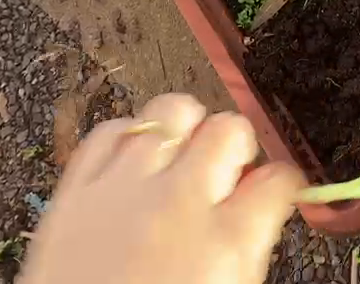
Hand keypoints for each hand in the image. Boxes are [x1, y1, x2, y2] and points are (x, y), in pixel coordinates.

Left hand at [19, 94, 302, 283]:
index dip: (283, 182)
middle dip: (237, 145)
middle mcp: (179, 204)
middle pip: (229, 129)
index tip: (277, 187)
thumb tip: (258, 206)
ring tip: (183, 153)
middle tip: (228, 169)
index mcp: (225, 246)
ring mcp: (125, 190)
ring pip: (172, 110)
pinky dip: (129, 137)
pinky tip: (134, 161)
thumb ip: (245, 249)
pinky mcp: (76, 191)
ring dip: (186, 129)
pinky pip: (111, 131)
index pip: (276, 181)